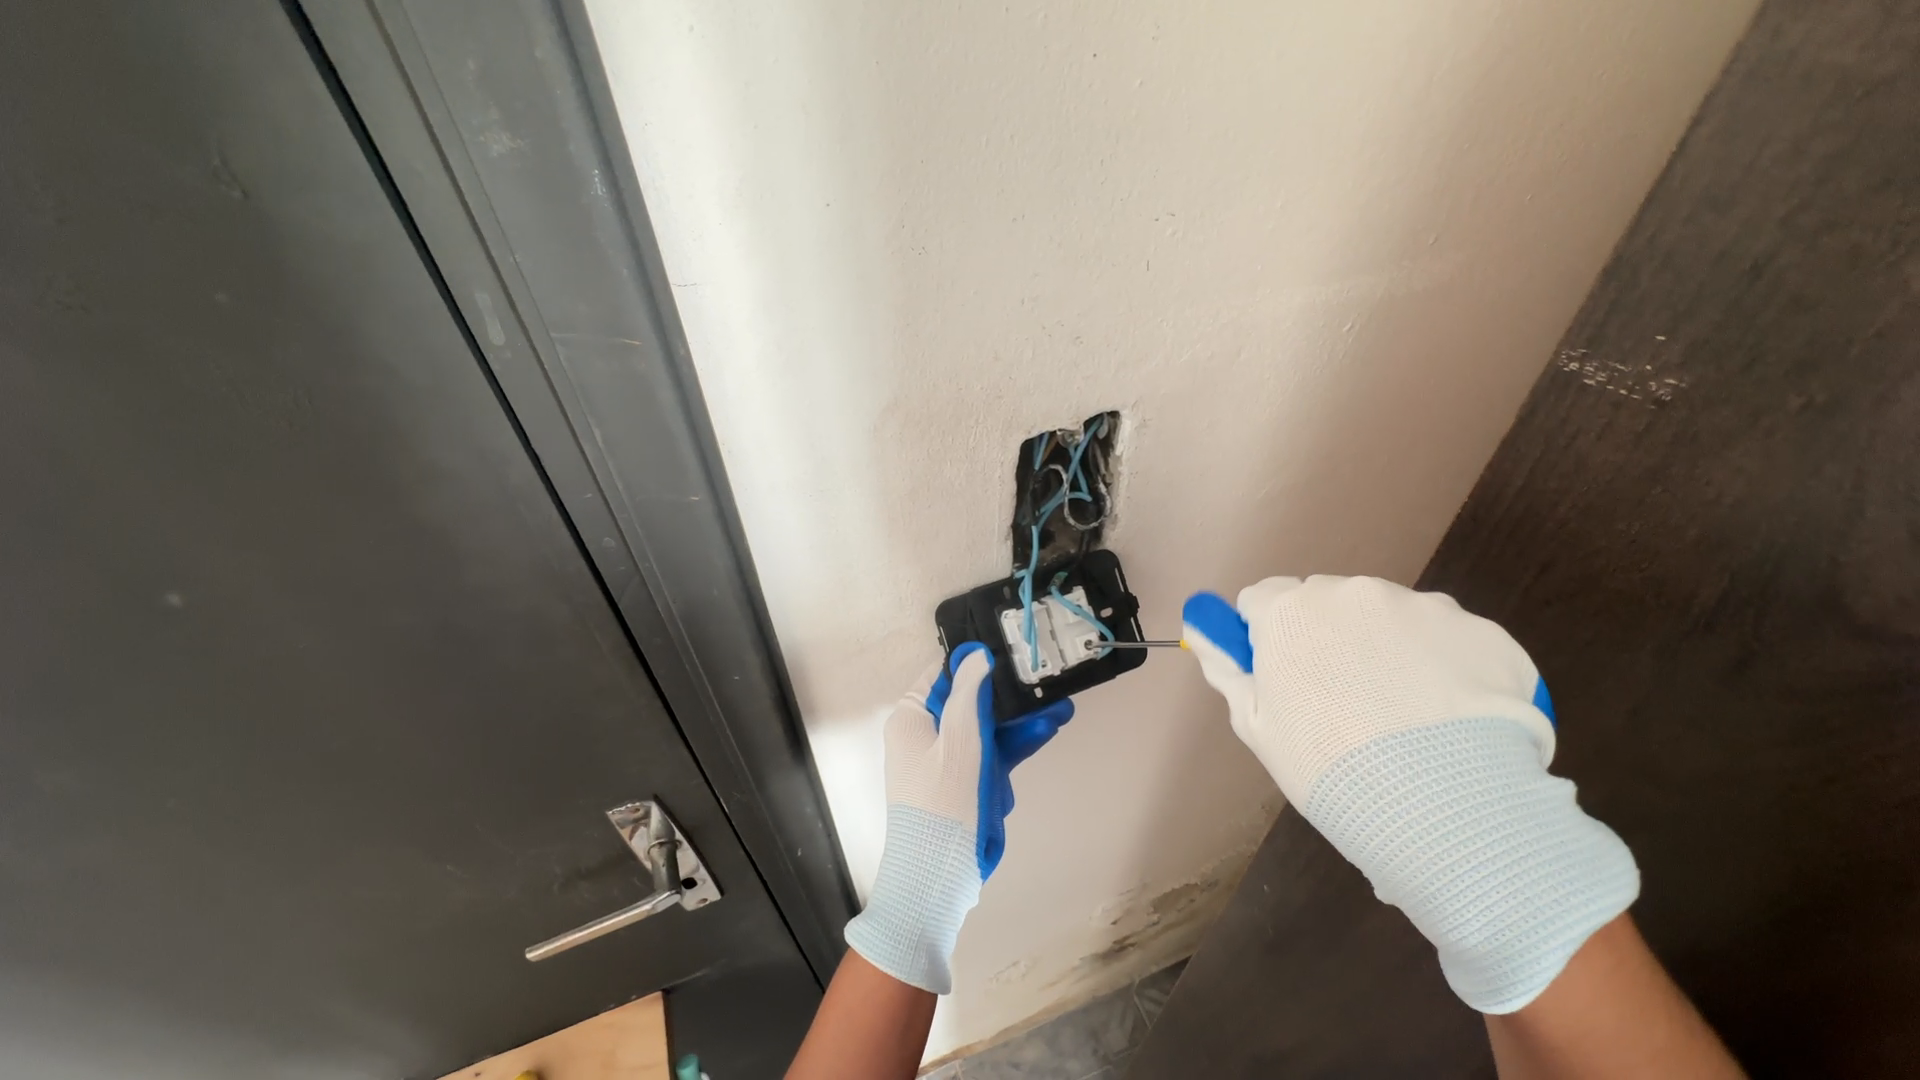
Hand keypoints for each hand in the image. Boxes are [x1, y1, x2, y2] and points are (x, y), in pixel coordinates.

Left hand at [844, 643, 1073, 993]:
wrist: (936, 881)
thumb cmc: (945, 804)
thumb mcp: (961, 741)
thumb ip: (971, 694)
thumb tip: (975, 653)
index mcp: (911, 718)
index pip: (944, 676)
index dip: (977, 664)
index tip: (1013, 655)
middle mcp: (923, 736)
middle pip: (971, 706)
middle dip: (1010, 704)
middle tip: (1050, 690)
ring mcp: (943, 764)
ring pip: (986, 736)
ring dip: (1017, 732)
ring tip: (1059, 715)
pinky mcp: (960, 788)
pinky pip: (987, 763)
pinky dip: (1006, 762)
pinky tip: (1039, 742)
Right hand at [1182, 575, 1638, 1013]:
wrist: (1444, 804)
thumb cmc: (1326, 764)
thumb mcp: (1257, 725)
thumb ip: (1227, 668)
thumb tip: (1201, 628)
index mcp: (1291, 610)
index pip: (1263, 599)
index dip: (1267, 637)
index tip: (1282, 676)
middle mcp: (1354, 592)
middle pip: (1327, 602)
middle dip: (1328, 637)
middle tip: (1343, 702)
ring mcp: (1424, 607)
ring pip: (1391, 617)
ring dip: (1388, 649)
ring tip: (1405, 717)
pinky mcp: (1482, 632)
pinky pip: (1450, 641)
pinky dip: (1446, 668)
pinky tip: (1451, 718)